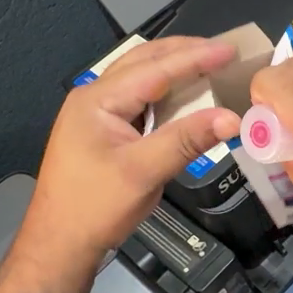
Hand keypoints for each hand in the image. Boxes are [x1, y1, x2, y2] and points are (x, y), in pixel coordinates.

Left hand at [27, 37, 240, 261]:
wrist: (60, 243)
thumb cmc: (95, 207)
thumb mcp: (144, 172)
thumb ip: (187, 141)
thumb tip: (232, 119)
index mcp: (97, 100)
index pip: (155, 69)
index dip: (196, 57)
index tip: (231, 49)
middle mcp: (95, 97)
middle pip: (145, 62)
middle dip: (185, 52)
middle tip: (224, 51)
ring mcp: (97, 114)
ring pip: (142, 78)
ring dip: (176, 69)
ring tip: (211, 65)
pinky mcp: (104, 131)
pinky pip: (141, 100)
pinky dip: (168, 93)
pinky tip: (187, 96)